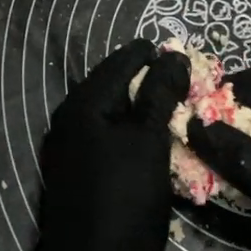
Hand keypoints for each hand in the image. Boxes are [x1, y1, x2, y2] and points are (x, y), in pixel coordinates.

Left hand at [34, 39, 189, 250]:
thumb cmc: (122, 198)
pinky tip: (150, 142)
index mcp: (83, 103)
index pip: (120, 62)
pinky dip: (129, 133)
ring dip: (139, 108)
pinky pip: (105, 138)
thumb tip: (174, 55)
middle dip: (145, 80)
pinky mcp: (77, 175)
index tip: (178, 53)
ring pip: (110, 113)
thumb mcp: (148, 140)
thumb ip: (160, 94)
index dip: (149, 54)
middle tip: (180, 81)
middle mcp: (70, 119)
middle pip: (112, 85)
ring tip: (171, 109)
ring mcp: (69, 148)